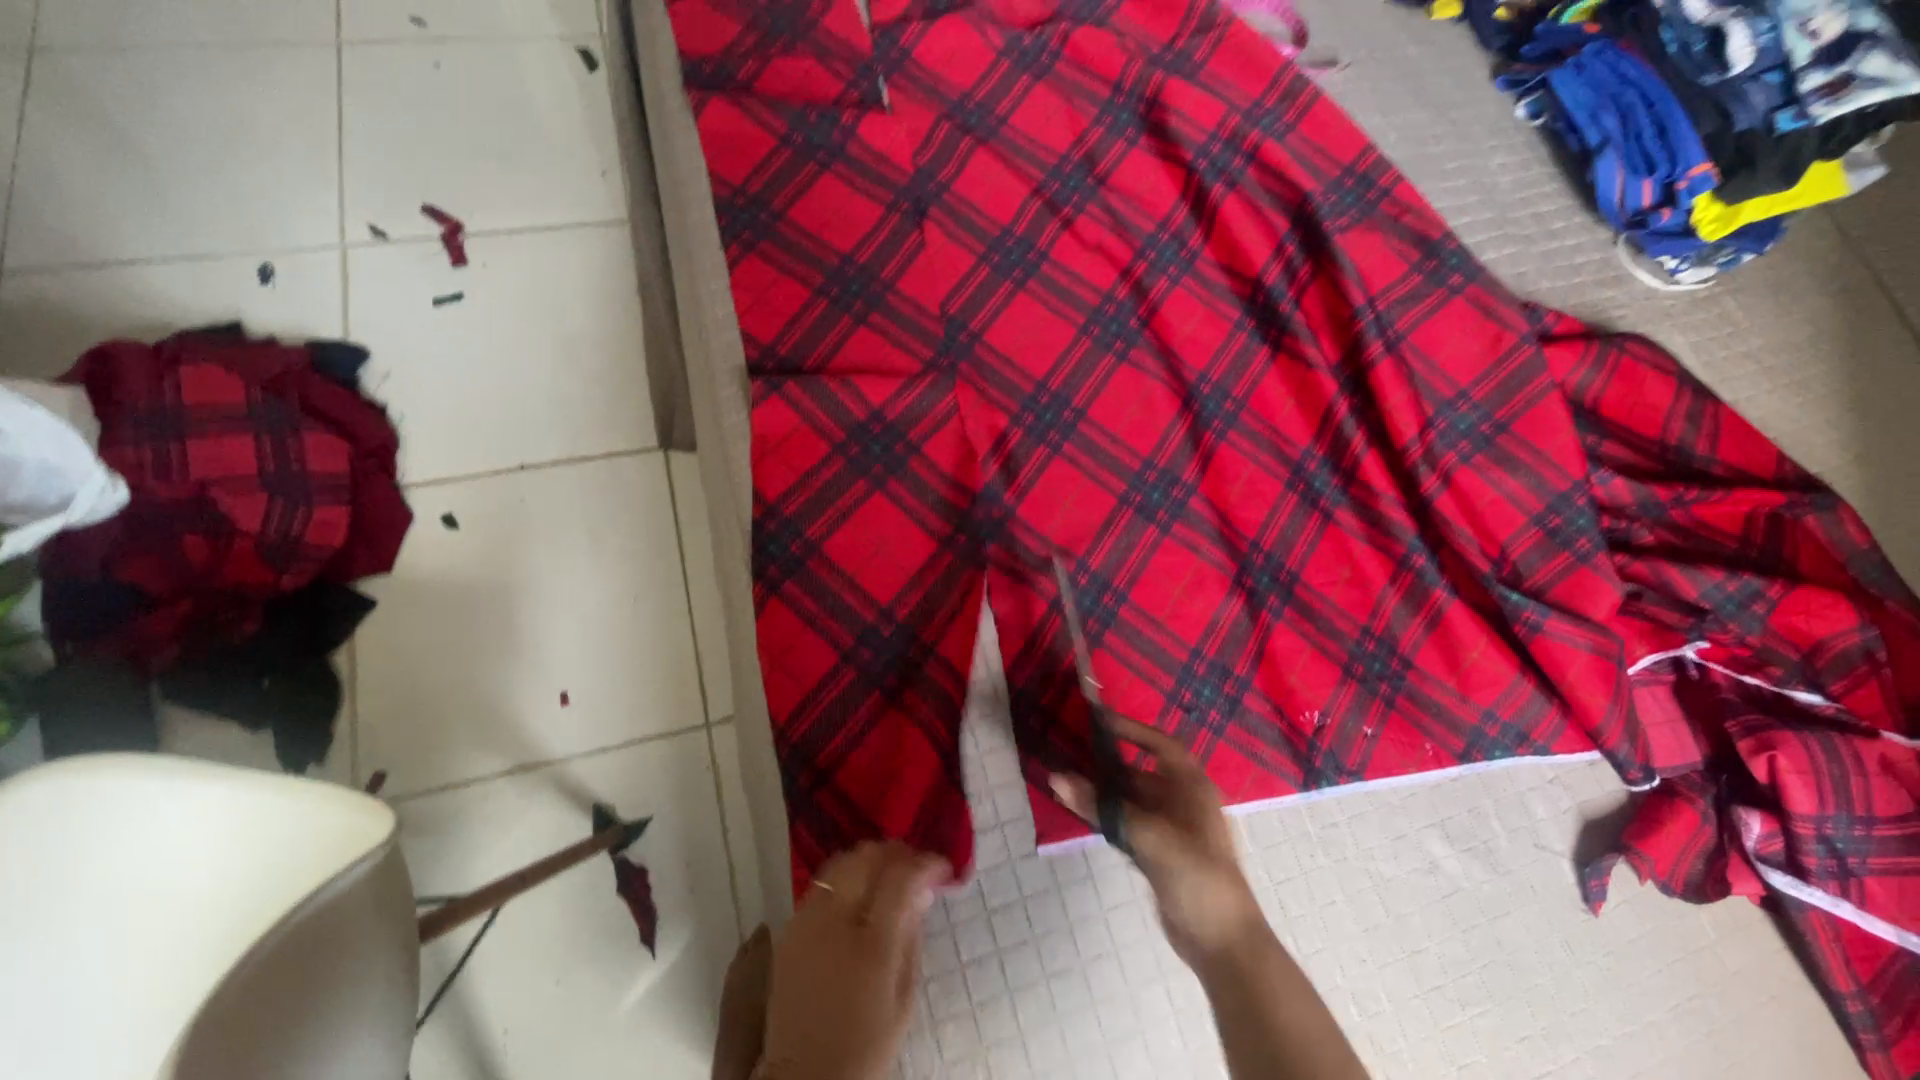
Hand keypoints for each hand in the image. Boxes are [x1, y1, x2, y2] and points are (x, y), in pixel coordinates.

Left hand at [756, 841, 951, 1079]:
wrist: (805, 1076)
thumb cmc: (866, 1045)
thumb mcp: (904, 999)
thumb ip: (911, 938)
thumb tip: (922, 892)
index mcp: (870, 947)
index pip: (900, 879)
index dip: (925, 863)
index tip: (943, 867)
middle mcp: (833, 924)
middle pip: (866, 859)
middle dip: (897, 853)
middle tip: (916, 866)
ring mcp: (805, 923)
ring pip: (840, 864)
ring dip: (869, 861)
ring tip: (888, 875)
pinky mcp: (788, 931)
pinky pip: (820, 886)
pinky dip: (844, 878)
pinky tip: (858, 896)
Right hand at [1050, 716, 1265, 966]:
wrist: (1222, 942)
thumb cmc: (1197, 876)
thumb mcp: (1150, 837)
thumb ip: (1104, 808)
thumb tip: (1056, 777)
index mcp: (1193, 788)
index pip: (1161, 745)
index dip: (1132, 729)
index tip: (1097, 718)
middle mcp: (1184, 803)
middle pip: (1142, 772)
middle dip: (1109, 763)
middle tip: (1070, 751)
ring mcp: (1173, 831)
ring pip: (1133, 801)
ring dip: (1105, 793)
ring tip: (1067, 780)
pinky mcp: (1161, 856)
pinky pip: (1129, 826)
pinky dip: (1109, 819)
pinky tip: (1083, 816)